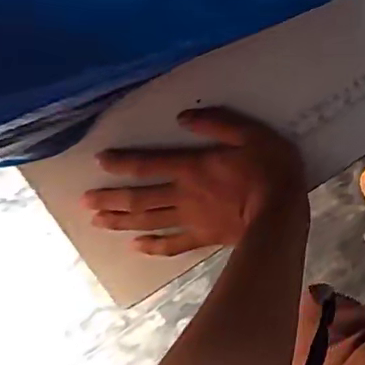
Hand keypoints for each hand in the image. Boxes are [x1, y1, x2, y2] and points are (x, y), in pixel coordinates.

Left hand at [83, 107, 306, 254]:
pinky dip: (151, 246)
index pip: (149, 164)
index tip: (99, 161)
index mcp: (192, 167)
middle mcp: (183, 194)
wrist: (280, 212)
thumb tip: (182, 118)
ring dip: (120, 220)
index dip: (122, 162)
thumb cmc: (269, 168)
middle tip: (84, 201)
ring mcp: (191, 219)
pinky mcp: (203, 237)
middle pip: (140, 197)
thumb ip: (217, 124)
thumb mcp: (250, 134)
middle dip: (110, 197)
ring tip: (97, 221)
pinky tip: (136, 246)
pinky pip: (171, 244)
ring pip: (148, 220)